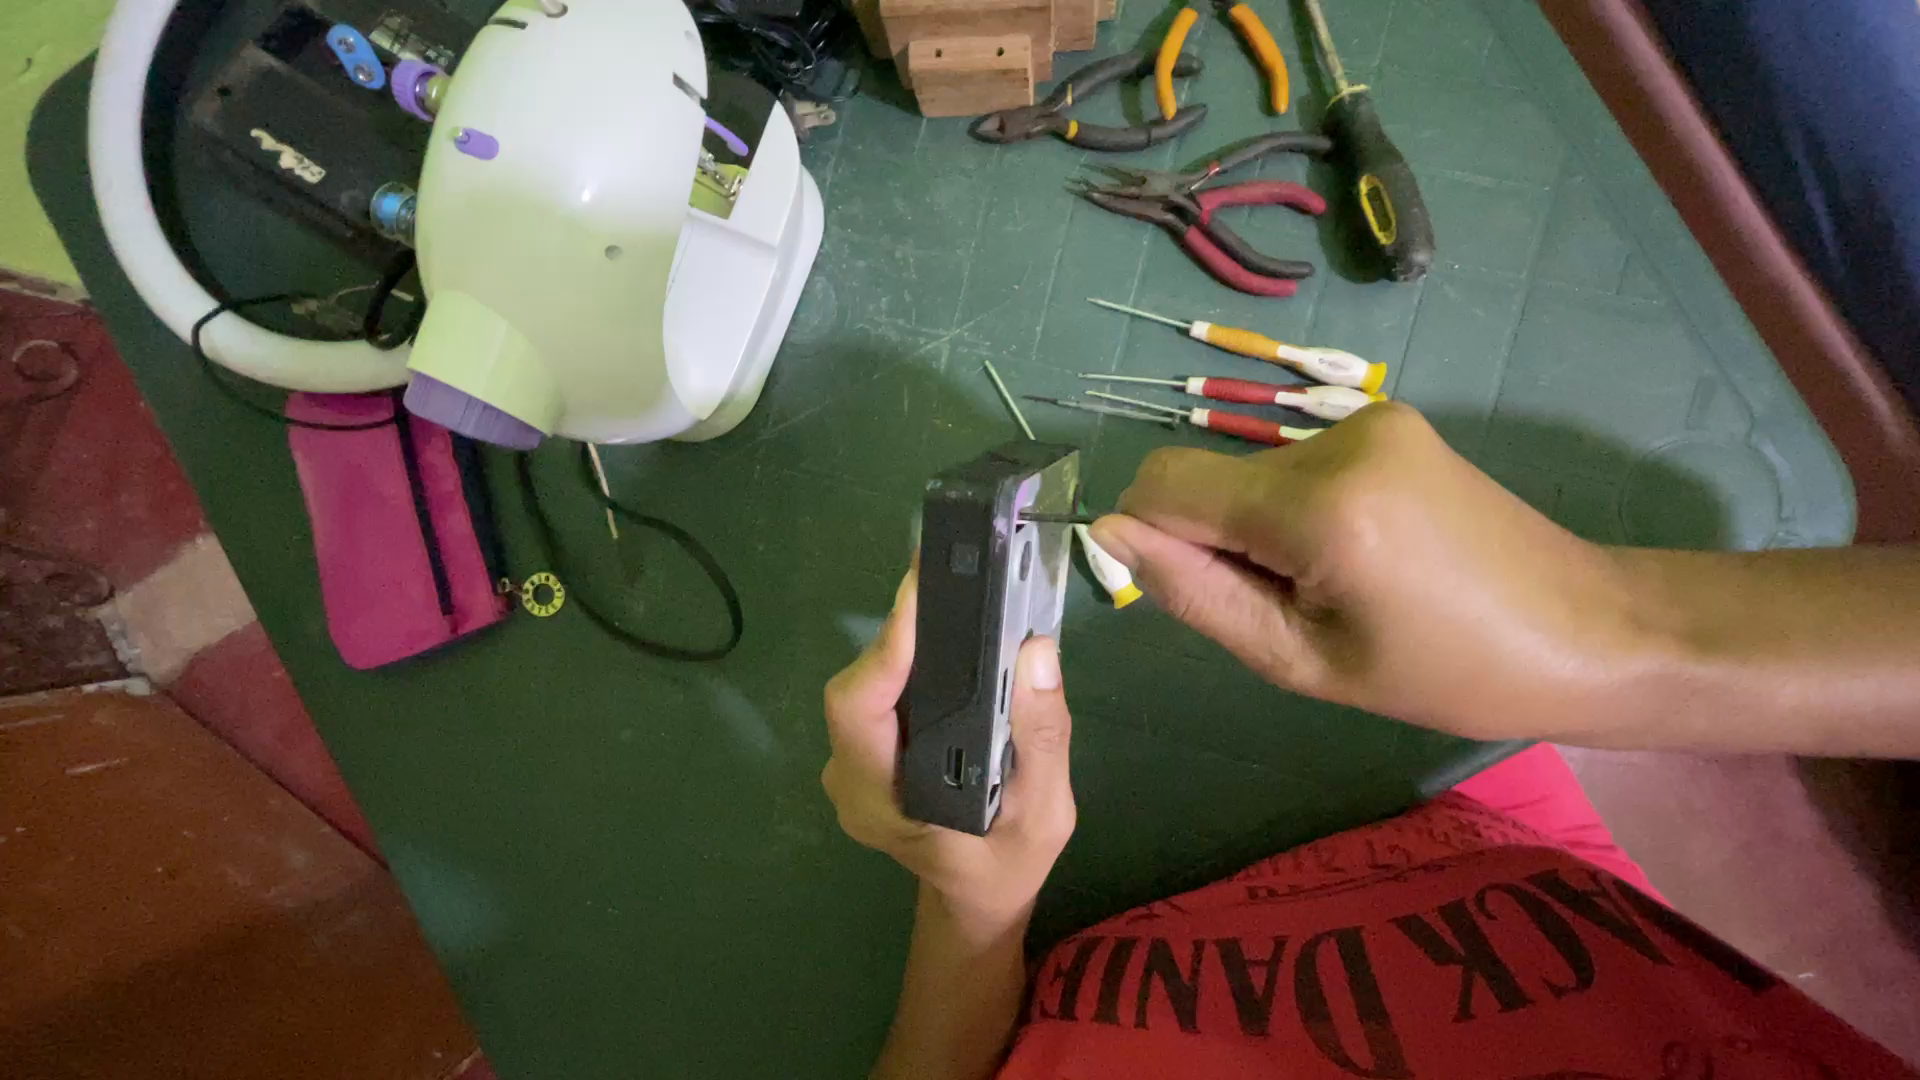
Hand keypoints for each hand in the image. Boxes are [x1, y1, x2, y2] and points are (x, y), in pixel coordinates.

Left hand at [823, 570, 1076, 930]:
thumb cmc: (1005, 866)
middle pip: (860, 685)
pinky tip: (947, 636)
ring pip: (870, 681)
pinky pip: (883, 689)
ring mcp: (853, 760)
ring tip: (955, 597)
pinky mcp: (869, 745)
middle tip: (951, 579)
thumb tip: (1035, 652)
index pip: (859, 711)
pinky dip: (912, 658)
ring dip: (909, 639)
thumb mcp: (1044, 816)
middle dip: (903, 632)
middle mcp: (849, 776)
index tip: (922, 596)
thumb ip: (1040, 740)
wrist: (975, 898)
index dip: (886, 651)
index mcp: (878, 802)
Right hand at [1088, 402, 1650, 743]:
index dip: (1150, 537)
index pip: (1164, 485)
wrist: (1591, 630)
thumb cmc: (1443, 672)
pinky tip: (1351, 547)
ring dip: (1251, 526)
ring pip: (1241, 472)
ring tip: (1328, 578)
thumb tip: (1111, 532)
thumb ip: (1194, 593)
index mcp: (1317, 506)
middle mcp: (1336, 439)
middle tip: (1281, 599)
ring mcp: (1367, 420)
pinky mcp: (1385, 419)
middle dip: (1207, 538)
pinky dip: (1285, 508)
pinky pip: (1286, 463)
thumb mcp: (1299, 660)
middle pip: (1200, 476)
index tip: (1200, 591)